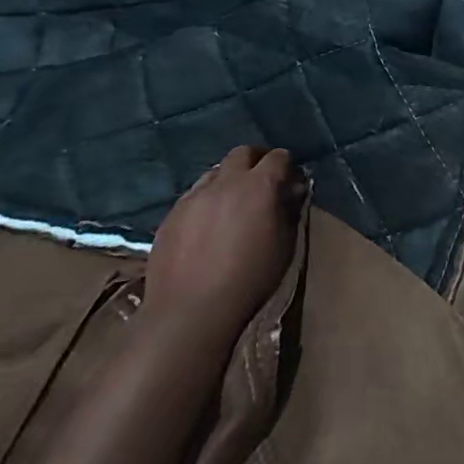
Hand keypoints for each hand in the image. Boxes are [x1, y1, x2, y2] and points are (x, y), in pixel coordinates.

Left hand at [146, 145, 306, 346]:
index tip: (289, 178)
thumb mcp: (283, 248)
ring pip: (215, 171)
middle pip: (242, 153)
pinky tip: (206, 223)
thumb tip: (291, 191)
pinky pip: (194, 194)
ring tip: (232, 202)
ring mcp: (195, 194)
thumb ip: (288, 212)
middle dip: (255, 160)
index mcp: (258, 186)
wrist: (190, 310)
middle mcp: (225, 181)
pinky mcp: (173, 212)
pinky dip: (206, 199)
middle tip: (261, 180)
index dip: (286, 165)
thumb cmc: (248, 281)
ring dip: (228, 179)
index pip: (277, 158)